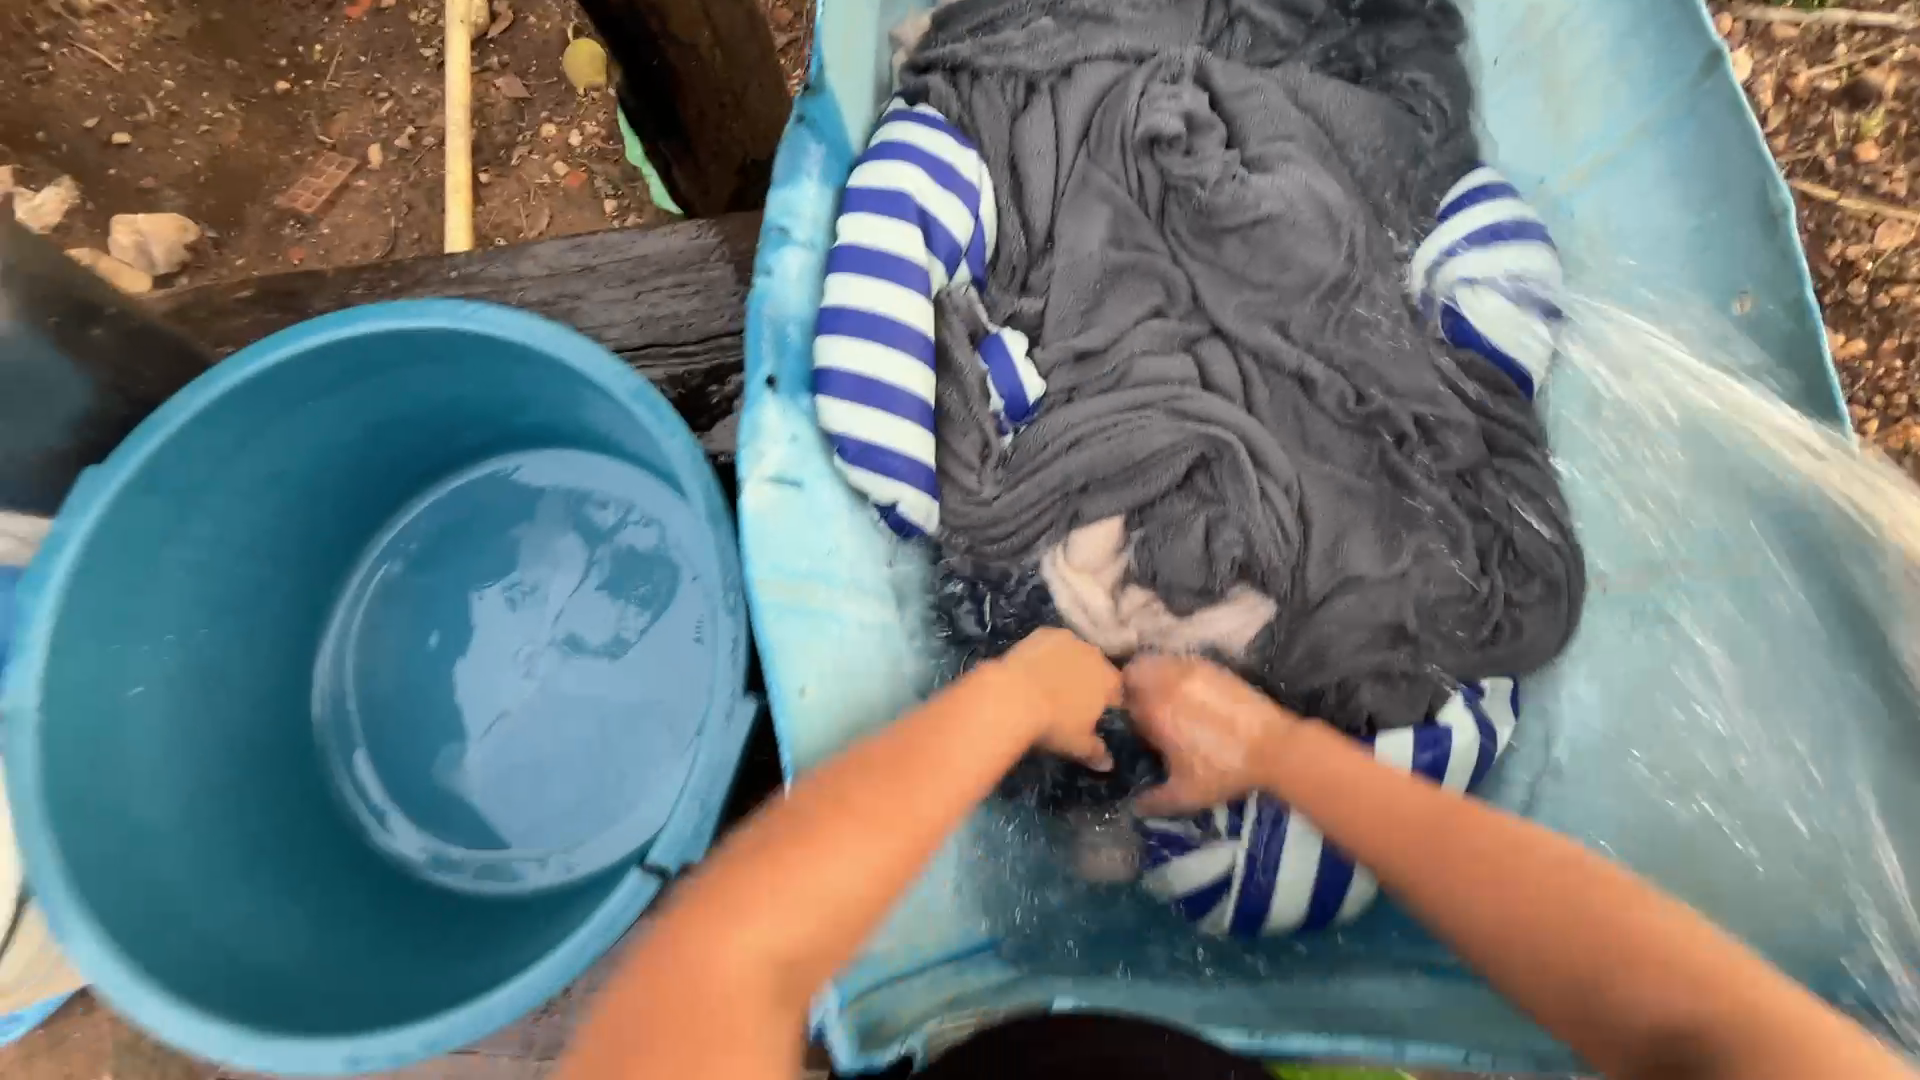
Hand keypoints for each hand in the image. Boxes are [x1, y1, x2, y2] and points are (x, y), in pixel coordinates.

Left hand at [995, 628, 1122, 769]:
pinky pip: (1050, 643)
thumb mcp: (1078, 745)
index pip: (1118, 691)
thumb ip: (1096, 752)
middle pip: (1097, 667)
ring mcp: (1069, 639)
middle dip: (1089, 680)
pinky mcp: (1043, 632)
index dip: (1109, 702)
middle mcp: (1094, 654)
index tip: (1098, 713)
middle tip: (1072, 699)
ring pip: (1074, 652)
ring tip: (1050, 682)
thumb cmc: (1053, 724)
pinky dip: (1046, 653)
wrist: (1014, 696)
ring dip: (1068, 664)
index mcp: (1109, 681)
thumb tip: (1108, 764)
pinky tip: (1034, 667)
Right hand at [1123, 655, 1301, 816]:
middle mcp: (1165, 683)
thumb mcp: (1186, 794)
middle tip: (1145, 708)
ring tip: (1164, 696)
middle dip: (1132, 688)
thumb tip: (1134, 807)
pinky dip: (1174, 670)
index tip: (1137, 729)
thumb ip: (1155, 801)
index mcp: (1154, 711)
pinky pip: (1179, 661)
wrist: (1276, 748)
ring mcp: (1189, 670)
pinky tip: (1188, 691)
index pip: (1124, 704)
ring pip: (1155, 661)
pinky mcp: (1210, 666)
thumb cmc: (1226, 770)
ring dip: (1151, 675)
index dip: (1128, 716)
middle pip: (1133, 673)